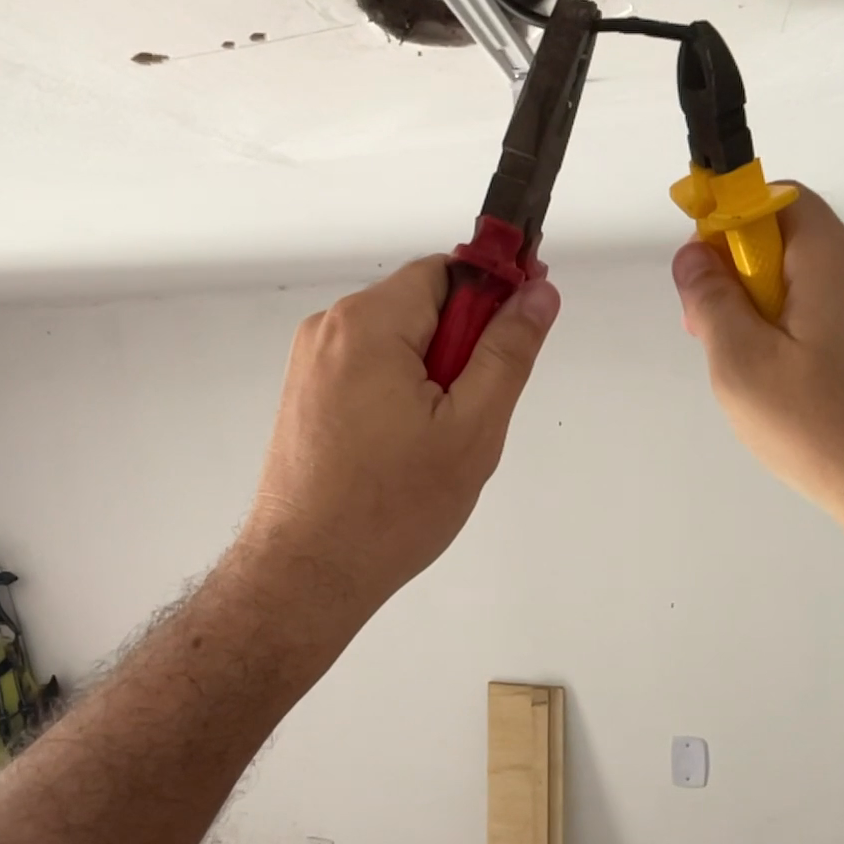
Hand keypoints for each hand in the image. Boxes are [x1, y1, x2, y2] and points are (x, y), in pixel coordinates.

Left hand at [242, 256, 559, 603]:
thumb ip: (508, 351)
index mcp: (369, 323)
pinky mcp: (306, 397)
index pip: (449, 272)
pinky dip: (400, 398)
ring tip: (434, 445)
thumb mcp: (471, 428)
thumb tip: (537, 292)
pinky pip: (370, 374)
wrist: (309, 572)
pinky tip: (404, 452)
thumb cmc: (391, 508)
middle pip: (422, 308)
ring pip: (399, 346)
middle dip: (461, 351)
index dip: (495, 296)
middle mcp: (330, 329)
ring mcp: (312, 365)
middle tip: (471, 417)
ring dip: (432, 380)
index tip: (521, 333)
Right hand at [673, 186, 843, 549]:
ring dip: (772, 318)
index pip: (777, 199)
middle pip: (794, 245)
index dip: (727, 225)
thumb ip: (712, 302)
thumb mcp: (743, 366)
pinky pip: (841, 322)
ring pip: (815, 289)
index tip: (701, 281)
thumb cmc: (825, 429)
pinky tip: (798, 398)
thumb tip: (693, 255)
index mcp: (835, 259)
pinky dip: (805, 342)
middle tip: (717, 344)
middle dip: (743, 281)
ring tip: (757, 383)